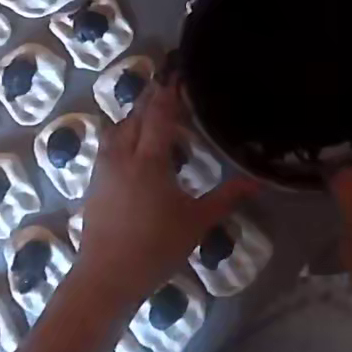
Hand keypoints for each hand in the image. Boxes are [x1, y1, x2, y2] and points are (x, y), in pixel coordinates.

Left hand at [70, 80, 254, 313]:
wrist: (105, 278)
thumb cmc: (155, 248)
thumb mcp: (197, 222)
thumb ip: (226, 198)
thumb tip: (257, 182)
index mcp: (149, 160)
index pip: (160, 114)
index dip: (170, 91)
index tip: (180, 73)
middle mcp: (122, 155)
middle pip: (137, 115)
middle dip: (153, 96)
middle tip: (170, 83)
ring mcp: (104, 168)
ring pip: (118, 128)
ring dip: (136, 114)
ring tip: (154, 112)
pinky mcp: (94, 181)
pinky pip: (109, 144)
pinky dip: (123, 133)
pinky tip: (135, 144)